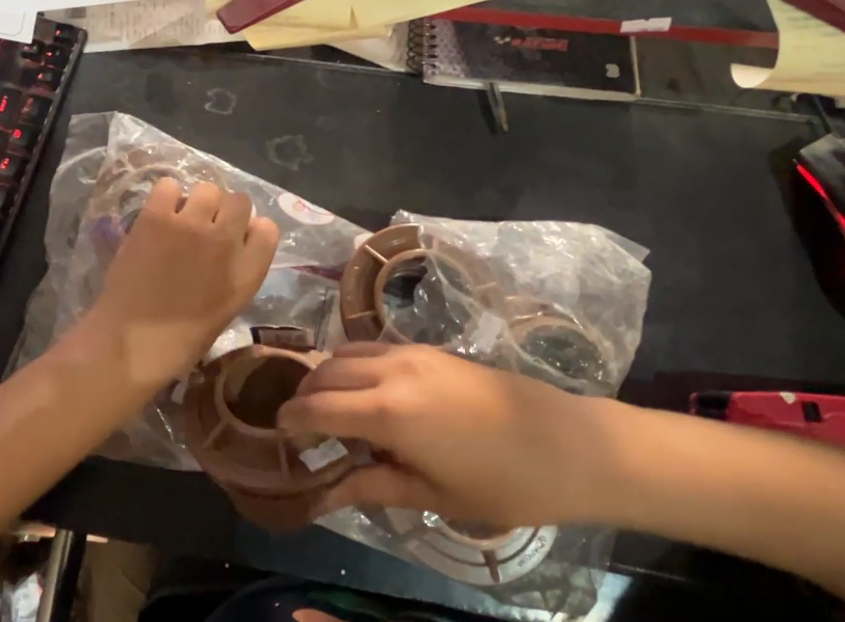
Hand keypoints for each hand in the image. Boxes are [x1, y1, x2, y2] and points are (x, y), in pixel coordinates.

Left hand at [74, 178, 279, 390]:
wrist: (131, 344)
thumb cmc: (180, 339)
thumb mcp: (226, 308)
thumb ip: (237, 272)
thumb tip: (231, 243)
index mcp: (248, 273)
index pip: (267, 229)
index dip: (250, 231)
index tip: (235, 239)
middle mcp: (226, 241)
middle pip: (240, 201)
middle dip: (225, 212)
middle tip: (204, 229)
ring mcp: (190, 225)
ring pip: (207, 189)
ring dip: (197, 202)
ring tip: (180, 221)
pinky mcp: (156, 217)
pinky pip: (169, 186)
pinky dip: (166, 197)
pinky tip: (158, 216)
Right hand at [276, 343, 624, 528]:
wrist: (568, 444)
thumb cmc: (502, 483)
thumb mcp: (432, 495)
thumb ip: (371, 486)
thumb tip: (324, 492)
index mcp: (388, 411)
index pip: (317, 406)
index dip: (291, 420)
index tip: (276, 434)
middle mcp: (391, 370)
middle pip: (325, 372)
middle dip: (304, 396)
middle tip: (301, 428)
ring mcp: (411, 353)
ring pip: (346, 353)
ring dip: (328, 376)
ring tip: (329, 411)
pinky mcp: (430, 349)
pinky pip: (372, 349)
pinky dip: (353, 365)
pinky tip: (366, 394)